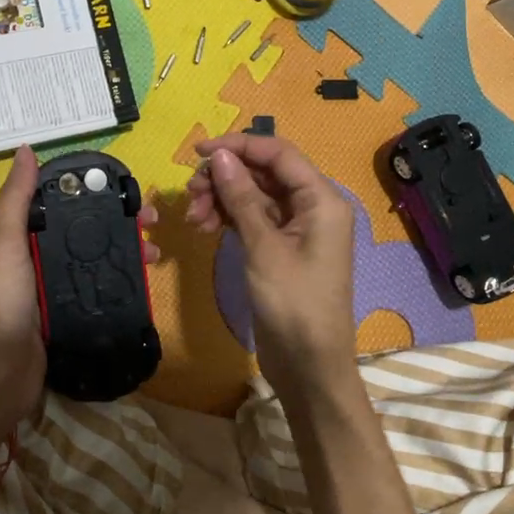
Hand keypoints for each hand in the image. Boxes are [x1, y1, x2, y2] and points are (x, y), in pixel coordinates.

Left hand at [0, 147, 161, 458]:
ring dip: (125, 249)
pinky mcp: (68, 311)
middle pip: (83, 227)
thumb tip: (27, 149)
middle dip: (118, 220)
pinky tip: (144, 278)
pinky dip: (121, 278)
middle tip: (153, 220)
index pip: (59, 200)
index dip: (91, 190)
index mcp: (15, 232)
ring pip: (95, 256)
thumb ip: (17, 198)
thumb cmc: (1, 301)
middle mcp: (33, 253)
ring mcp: (52, 284)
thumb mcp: (4, 242)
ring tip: (156, 252)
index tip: (124, 187)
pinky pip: (98, 286)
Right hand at [184, 135, 354, 390]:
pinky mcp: (280, 249)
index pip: (278, 153)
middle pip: (264, 172)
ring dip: (222, 199)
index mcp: (322, 199)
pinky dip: (229, 218)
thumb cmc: (293, 304)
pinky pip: (252, 218)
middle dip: (225, 178)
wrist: (310, 367)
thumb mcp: (263, 248)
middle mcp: (313, 207)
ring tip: (194, 219)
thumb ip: (241, 198)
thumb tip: (220, 156)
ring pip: (254, 195)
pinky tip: (205, 228)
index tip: (198, 152)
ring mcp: (296, 229)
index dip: (238, 145)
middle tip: (191, 196)